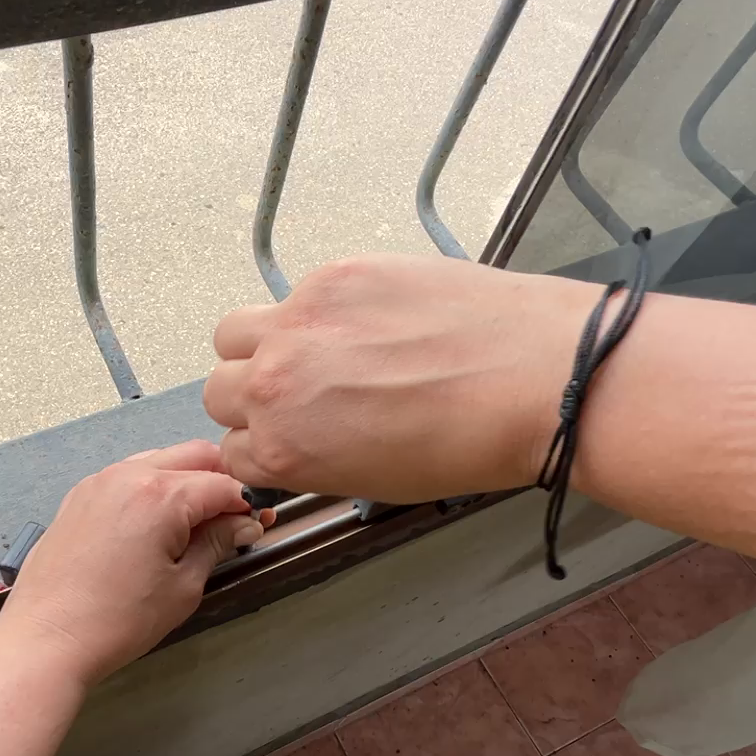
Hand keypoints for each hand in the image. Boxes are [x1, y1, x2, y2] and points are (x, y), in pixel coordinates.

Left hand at [0, 441, 269, 687]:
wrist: (47, 639)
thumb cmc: (116, 621)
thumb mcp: (183, 586)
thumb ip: (217, 545)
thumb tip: (243, 525)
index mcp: (161, 495)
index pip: (223, 484)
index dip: (248, 504)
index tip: (259, 523)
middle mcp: (128, 475)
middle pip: (194, 456)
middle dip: (221, 480)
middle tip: (233, 518)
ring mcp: (99, 482)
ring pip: (159, 460)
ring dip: (186, 480)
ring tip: (196, 521)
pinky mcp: (80, 496)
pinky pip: (128, 475)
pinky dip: (152, 487)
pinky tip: (157, 522)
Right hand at [204, 254, 600, 501]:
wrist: (537, 380)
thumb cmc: (468, 445)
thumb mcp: (373, 480)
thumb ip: (311, 459)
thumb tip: (295, 437)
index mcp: (284, 450)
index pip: (230, 449)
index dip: (259, 444)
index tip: (283, 434)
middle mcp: (274, 386)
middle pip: (218, 390)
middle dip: (249, 398)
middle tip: (296, 393)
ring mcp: (298, 323)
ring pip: (232, 334)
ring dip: (257, 346)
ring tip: (308, 349)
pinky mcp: (333, 275)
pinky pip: (294, 295)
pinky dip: (315, 311)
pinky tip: (365, 319)